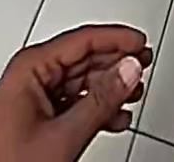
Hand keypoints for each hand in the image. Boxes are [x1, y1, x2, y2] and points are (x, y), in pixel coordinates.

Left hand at [0, 24, 151, 161]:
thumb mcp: (61, 136)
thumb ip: (100, 99)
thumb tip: (128, 68)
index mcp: (30, 67)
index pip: (83, 39)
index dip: (116, 38)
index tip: (140, 42)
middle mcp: (30, 77)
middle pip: (83, 57)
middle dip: (116, 62)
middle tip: (143, 63)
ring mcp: (32, 99)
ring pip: (81, 81)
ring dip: (109, 88)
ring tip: (134, 91)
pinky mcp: (34, 121)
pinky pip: (73, 103)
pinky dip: (96, 108)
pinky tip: (115, 117)